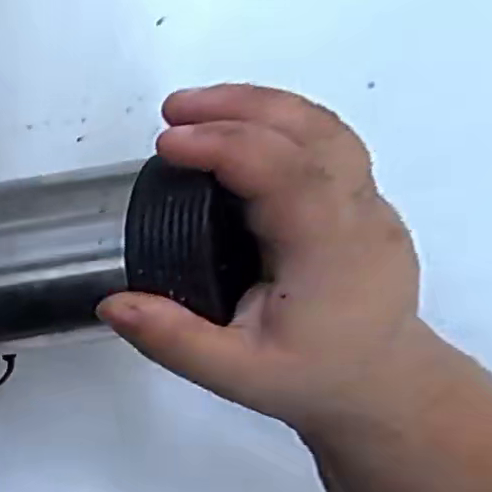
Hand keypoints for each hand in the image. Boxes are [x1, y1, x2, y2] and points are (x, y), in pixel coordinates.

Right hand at [99, 84, 454, 435]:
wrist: (380, 384)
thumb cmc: (306, 377)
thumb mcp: (230, 373)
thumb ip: (172, 339)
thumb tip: (111, 302)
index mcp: (330, 252)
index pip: (288, 177)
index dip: (228, 149)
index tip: (166, 142)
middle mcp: (357, 216)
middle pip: (316, 135)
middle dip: (244, 109)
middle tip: (172, 110)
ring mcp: (362, 205)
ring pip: (325, 131)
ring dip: (259, 107)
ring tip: (190, 108)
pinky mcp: (349, 204)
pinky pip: (320, 145)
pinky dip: (273, 123)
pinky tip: (229, 129)